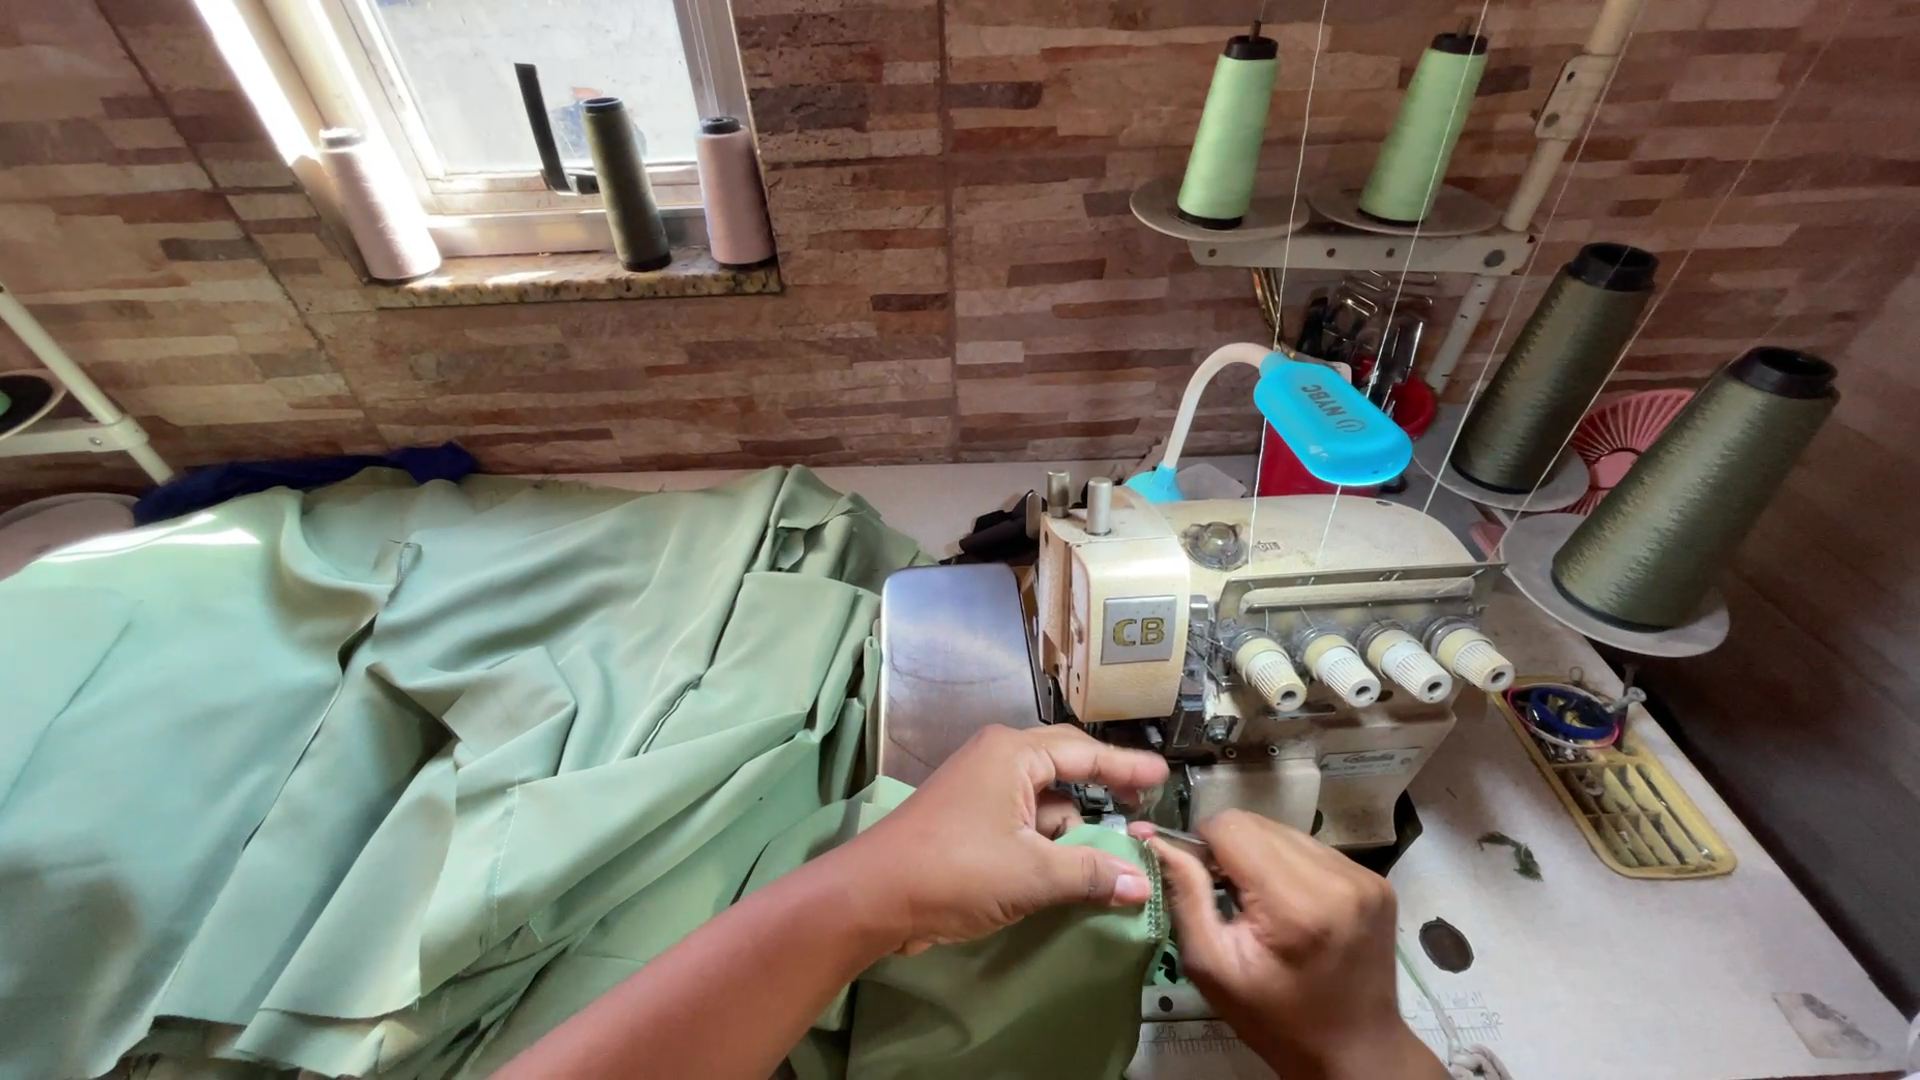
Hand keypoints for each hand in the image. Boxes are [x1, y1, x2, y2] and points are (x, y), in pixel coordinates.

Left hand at [835, 724, 1168, 954]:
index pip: (1083, 751)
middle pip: (1065, 767)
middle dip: (1103, 789)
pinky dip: (1047, 842)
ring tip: (1112, 856)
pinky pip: (1023, 820)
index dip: (1126, 765)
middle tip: (1143, 805)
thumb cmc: (955, 869)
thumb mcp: (1030, 872)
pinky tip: (1070, 868)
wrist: (874, 895)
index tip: (1162, 773)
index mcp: (1012, 753)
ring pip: (1044, 800)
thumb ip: (1090, 873)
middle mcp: (998, 759)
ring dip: (1073, 827)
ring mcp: (981, 787)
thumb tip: (1141, 883)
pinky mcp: (971, 817)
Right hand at [1134, 812, 1445, 1079]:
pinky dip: (1286, 864)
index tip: (1201, 880)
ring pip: (1281, 830)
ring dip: (1258, 853)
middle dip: (1229, 848)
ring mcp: (1361, 876)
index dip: (1203, 844)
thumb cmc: (1274, 1018)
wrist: (1357, 1055)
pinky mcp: (1374, 879)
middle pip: (1255, 823)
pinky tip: (1288, 901)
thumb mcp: (1211, 965)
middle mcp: (1336, 878)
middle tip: (1226, 893)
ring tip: (1258, 899)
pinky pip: (1308, 846)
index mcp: (1296, 903)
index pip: (1230, 826)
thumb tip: (1154, 838)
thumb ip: (1184, 895)